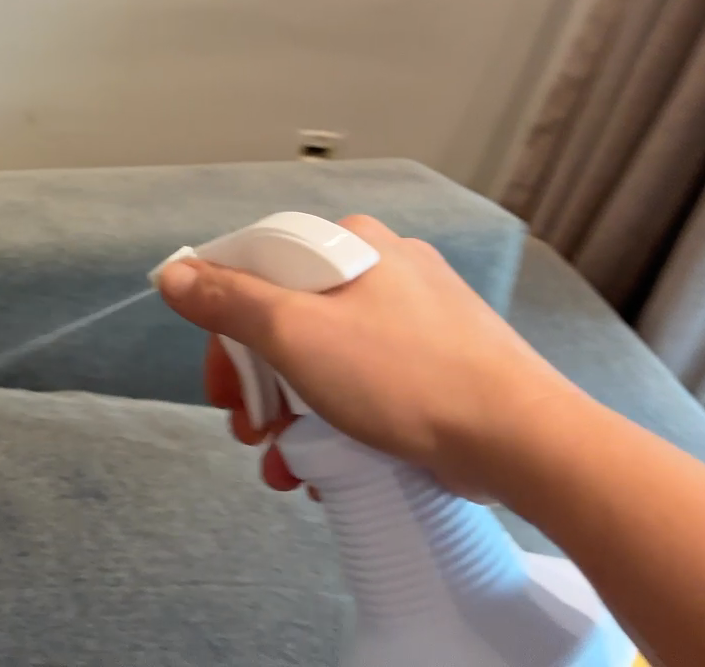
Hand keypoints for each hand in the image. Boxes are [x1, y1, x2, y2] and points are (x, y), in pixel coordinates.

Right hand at [157, 214, 585, 499]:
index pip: (253, 267)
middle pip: (285, 316)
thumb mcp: (293, 333)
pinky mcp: (439, 358)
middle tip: (249, 431)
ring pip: (322, 352)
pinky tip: (327, 461)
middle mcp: (379, 265)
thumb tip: (171, 271)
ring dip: (290, 409)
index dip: (220, 326)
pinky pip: (363, 376)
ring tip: (284, 463)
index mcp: (346, 242)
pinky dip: (335, 414)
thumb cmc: (401, 375)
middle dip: (257, 382)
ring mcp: (414, 312)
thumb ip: (226, 299)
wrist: (532, 446)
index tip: (219, 384)